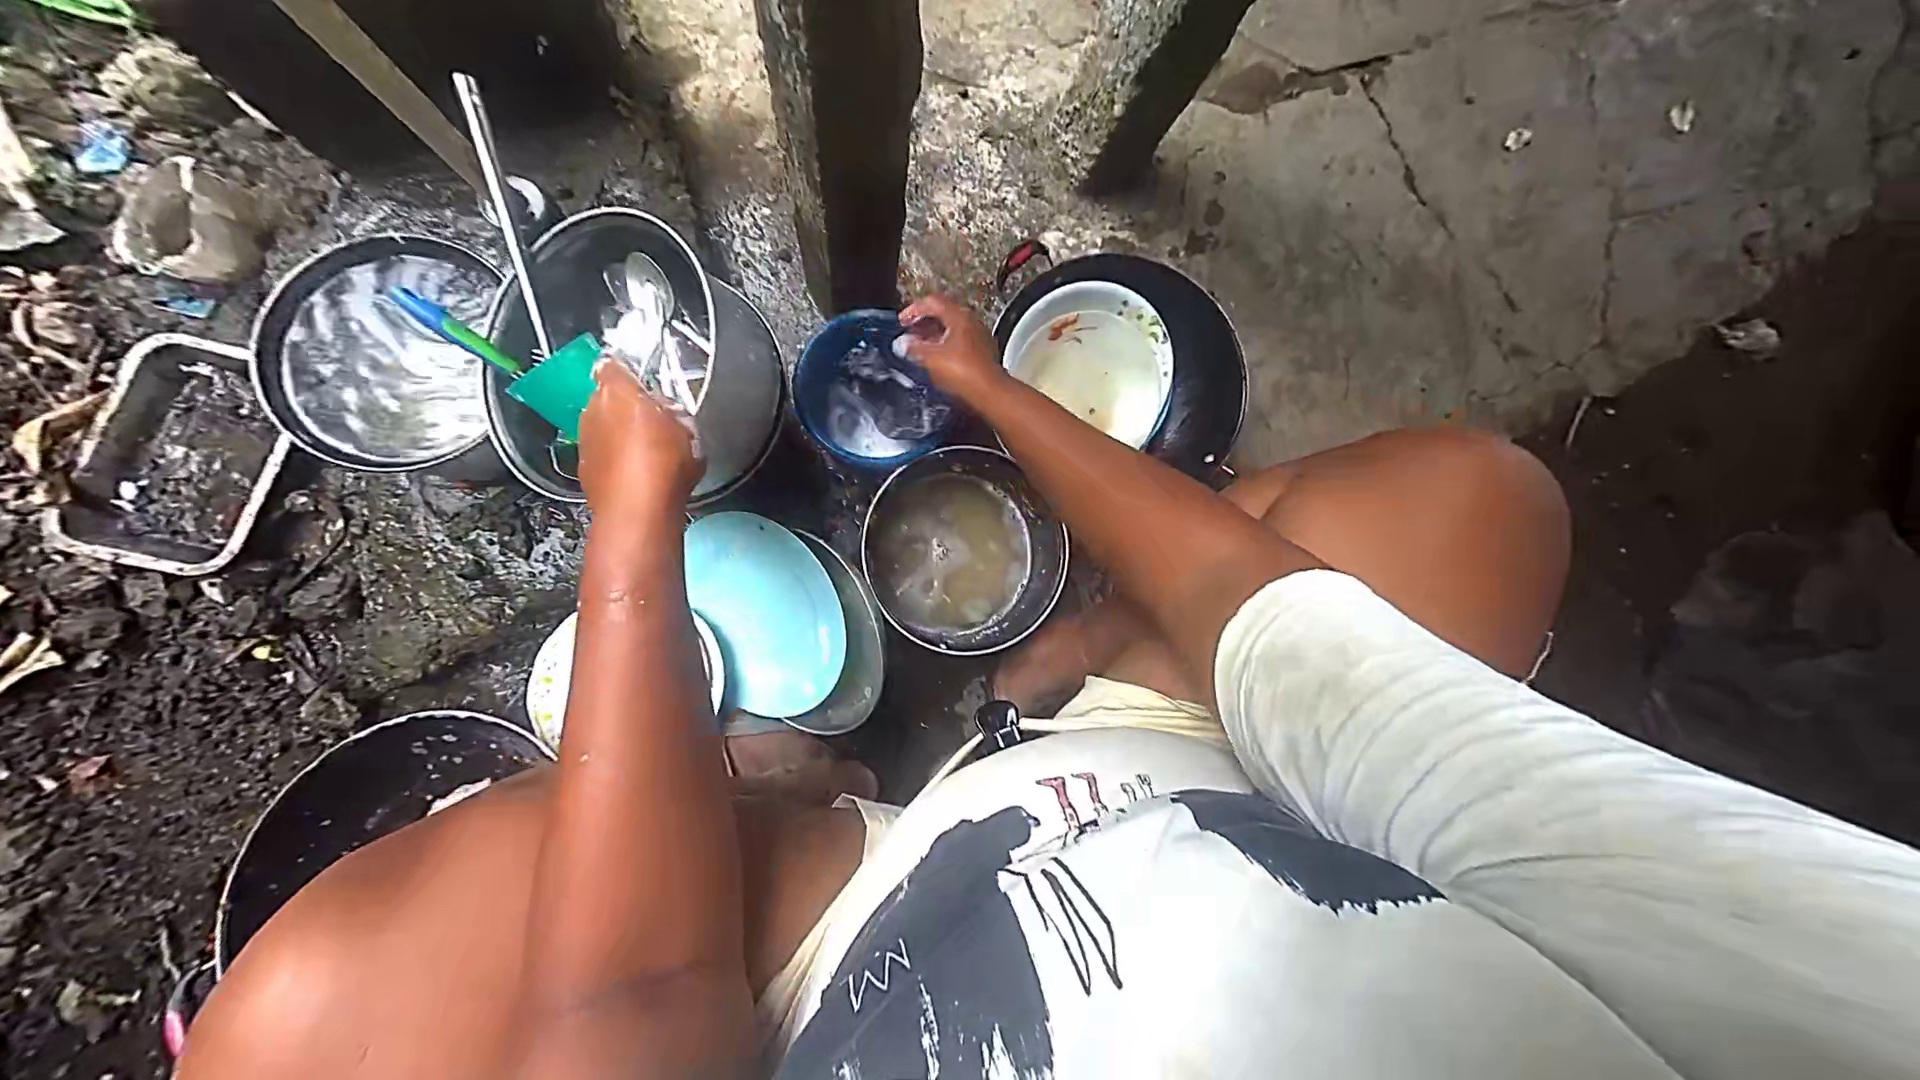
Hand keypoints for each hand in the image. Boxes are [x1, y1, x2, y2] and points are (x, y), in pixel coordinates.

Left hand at [578, 358, 702, 515]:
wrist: (637, 511)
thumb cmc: (665, 464)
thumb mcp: (686, 430)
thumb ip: (672, 413)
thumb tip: (665, 411)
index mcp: (616, 391)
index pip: (615, 365)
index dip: (631, 372)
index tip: (649, 384)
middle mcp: (592, 408)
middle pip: (609, 397)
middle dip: (628, 405)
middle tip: (657, 421)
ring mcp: (585, 438)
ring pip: (604, 425)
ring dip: (621, 432)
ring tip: (650, 450)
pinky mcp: (585, 466)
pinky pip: (604, 451)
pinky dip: (616, 456)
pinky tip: (637, 472)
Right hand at [898, 295, 1007, 400]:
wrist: (989, 394)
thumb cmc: (966, 373)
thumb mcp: (930, 358)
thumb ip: (913, 348)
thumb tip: (903, 344)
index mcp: (959, 316)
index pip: (932, 301)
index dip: (913, 309)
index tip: (902, 320)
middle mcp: (971, 323)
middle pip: (943, 313)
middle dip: (923, 322)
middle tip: (909, 332)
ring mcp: (979, 338)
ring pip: (951, 329)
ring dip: (933, 335)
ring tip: (919, 346)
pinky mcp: (982, 354)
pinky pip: (959, 344)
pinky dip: (945, 347)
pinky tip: (936, 360)